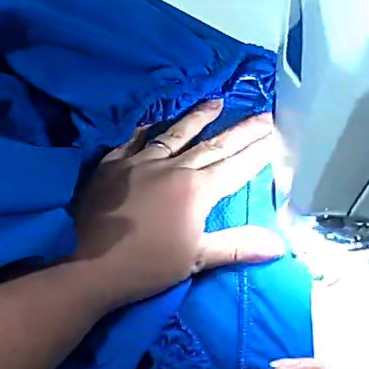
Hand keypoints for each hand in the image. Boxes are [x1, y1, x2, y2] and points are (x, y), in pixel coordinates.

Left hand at [65, 99, 284, 309]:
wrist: (88, 263)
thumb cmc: (147, 266)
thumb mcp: (196, 259)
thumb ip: (237, 246)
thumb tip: (279, 244)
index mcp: (196, 191)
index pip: (235, 166)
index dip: (258, 150)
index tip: (276, 134)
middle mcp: (171, 168)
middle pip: (212, 145)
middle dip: (240, 130)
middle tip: (262, 114)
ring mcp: (139, 162)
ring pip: (174, 134)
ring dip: (197, 118)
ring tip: (216, 102)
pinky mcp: (111, 164)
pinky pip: (134, 140)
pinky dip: (148, 130)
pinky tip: (154, 123)